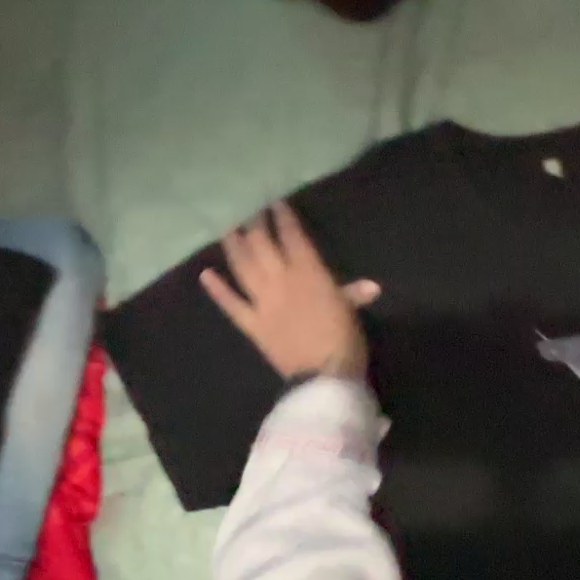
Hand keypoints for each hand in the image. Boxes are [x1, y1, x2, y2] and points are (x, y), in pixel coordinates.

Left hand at [200, 202, 380, 380]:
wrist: (323, 377)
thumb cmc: (345, 343)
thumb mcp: (351, 314)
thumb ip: (352, 295)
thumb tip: (372, 287)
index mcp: (309, 274)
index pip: (293, 238)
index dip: (284, 219)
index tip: (276, 203)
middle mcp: (281, 280)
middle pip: (264, 245)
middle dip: (256, 225)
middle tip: (250, 211)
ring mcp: (263, 302)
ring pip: (244, 267)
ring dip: (234, 246)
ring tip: (228, 229)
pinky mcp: (253, 325)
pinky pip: (232, 305)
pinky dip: (218, 290)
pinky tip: (206, 275)